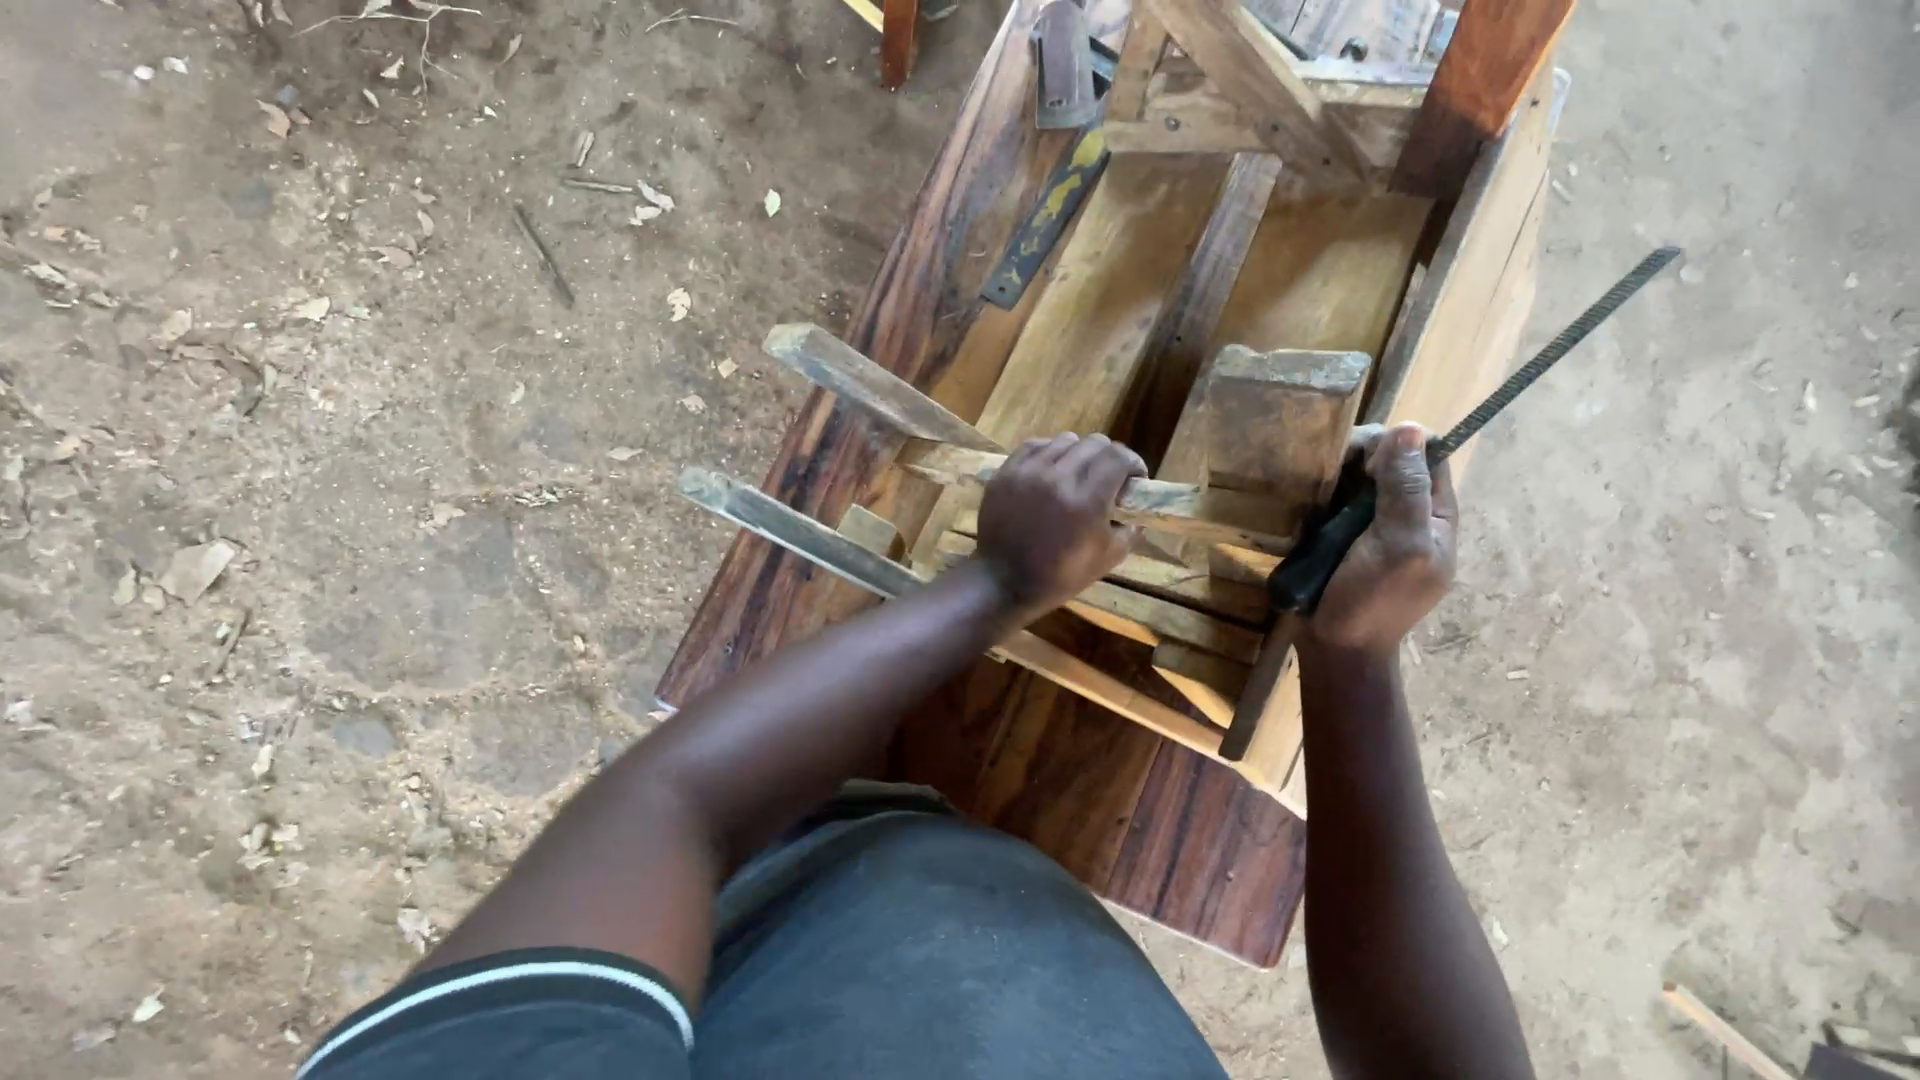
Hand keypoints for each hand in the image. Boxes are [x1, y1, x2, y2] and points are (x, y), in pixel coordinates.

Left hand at [974, 433, 1145, 614]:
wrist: (1004, 581)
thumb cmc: (1059, 576)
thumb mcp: (1108, 558)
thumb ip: (1131, 529)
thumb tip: (1139, 510)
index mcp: (1087, 500)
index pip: (1119, 457)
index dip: (1134, 464)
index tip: (1134, 479)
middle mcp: (1058, 478)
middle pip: (1095, 443)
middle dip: (1109, 458)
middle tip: (1108, 478)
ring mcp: (1028, 471)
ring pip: (1066, 440)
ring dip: (1079, 454)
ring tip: (1077, 474)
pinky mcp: (1007, 472)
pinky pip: (1035, 445)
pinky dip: (1049, 453)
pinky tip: (1051, 471)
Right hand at [1306, 423, 1457, 654]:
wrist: (1335, 649)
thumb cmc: (1373, 602)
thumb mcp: (1400, 546)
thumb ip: (1406, 490)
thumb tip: (1407, 429)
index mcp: (1434, 513)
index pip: (1427, 452)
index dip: (1395, 444)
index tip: (1363, 460)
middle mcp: (1406, 512)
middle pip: (1389, 458)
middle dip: (1360, 456)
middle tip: (1331, 474)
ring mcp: (1369, 524)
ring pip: (1356, 476)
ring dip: (1335, 474)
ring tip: (1311, 486)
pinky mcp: (1337, 535)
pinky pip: (1332, 498)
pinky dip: (1318, 492)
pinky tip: (1303, 496)